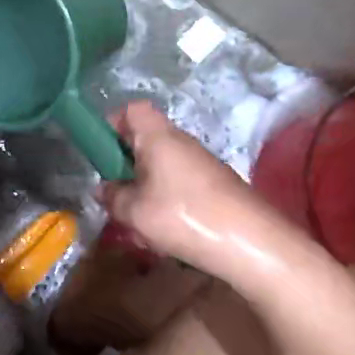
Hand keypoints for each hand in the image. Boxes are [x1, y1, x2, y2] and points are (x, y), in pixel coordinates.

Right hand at [100, 101, 316, 286]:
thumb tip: (104, 188)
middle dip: (125, 166)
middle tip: (116, 194)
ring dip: (145, 190)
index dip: (112, 125)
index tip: (100, 153)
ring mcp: (201, 164)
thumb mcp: (133, 211)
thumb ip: (112, 196)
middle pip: (144, 141)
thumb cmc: (184, 216)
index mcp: (157, 136)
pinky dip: (167, 204)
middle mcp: (181, 142)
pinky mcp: (215, 186)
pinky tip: (165, 235)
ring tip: (139, 224)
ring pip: (160, 168)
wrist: (253, 244)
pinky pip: (179, 186)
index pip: (131, 110)